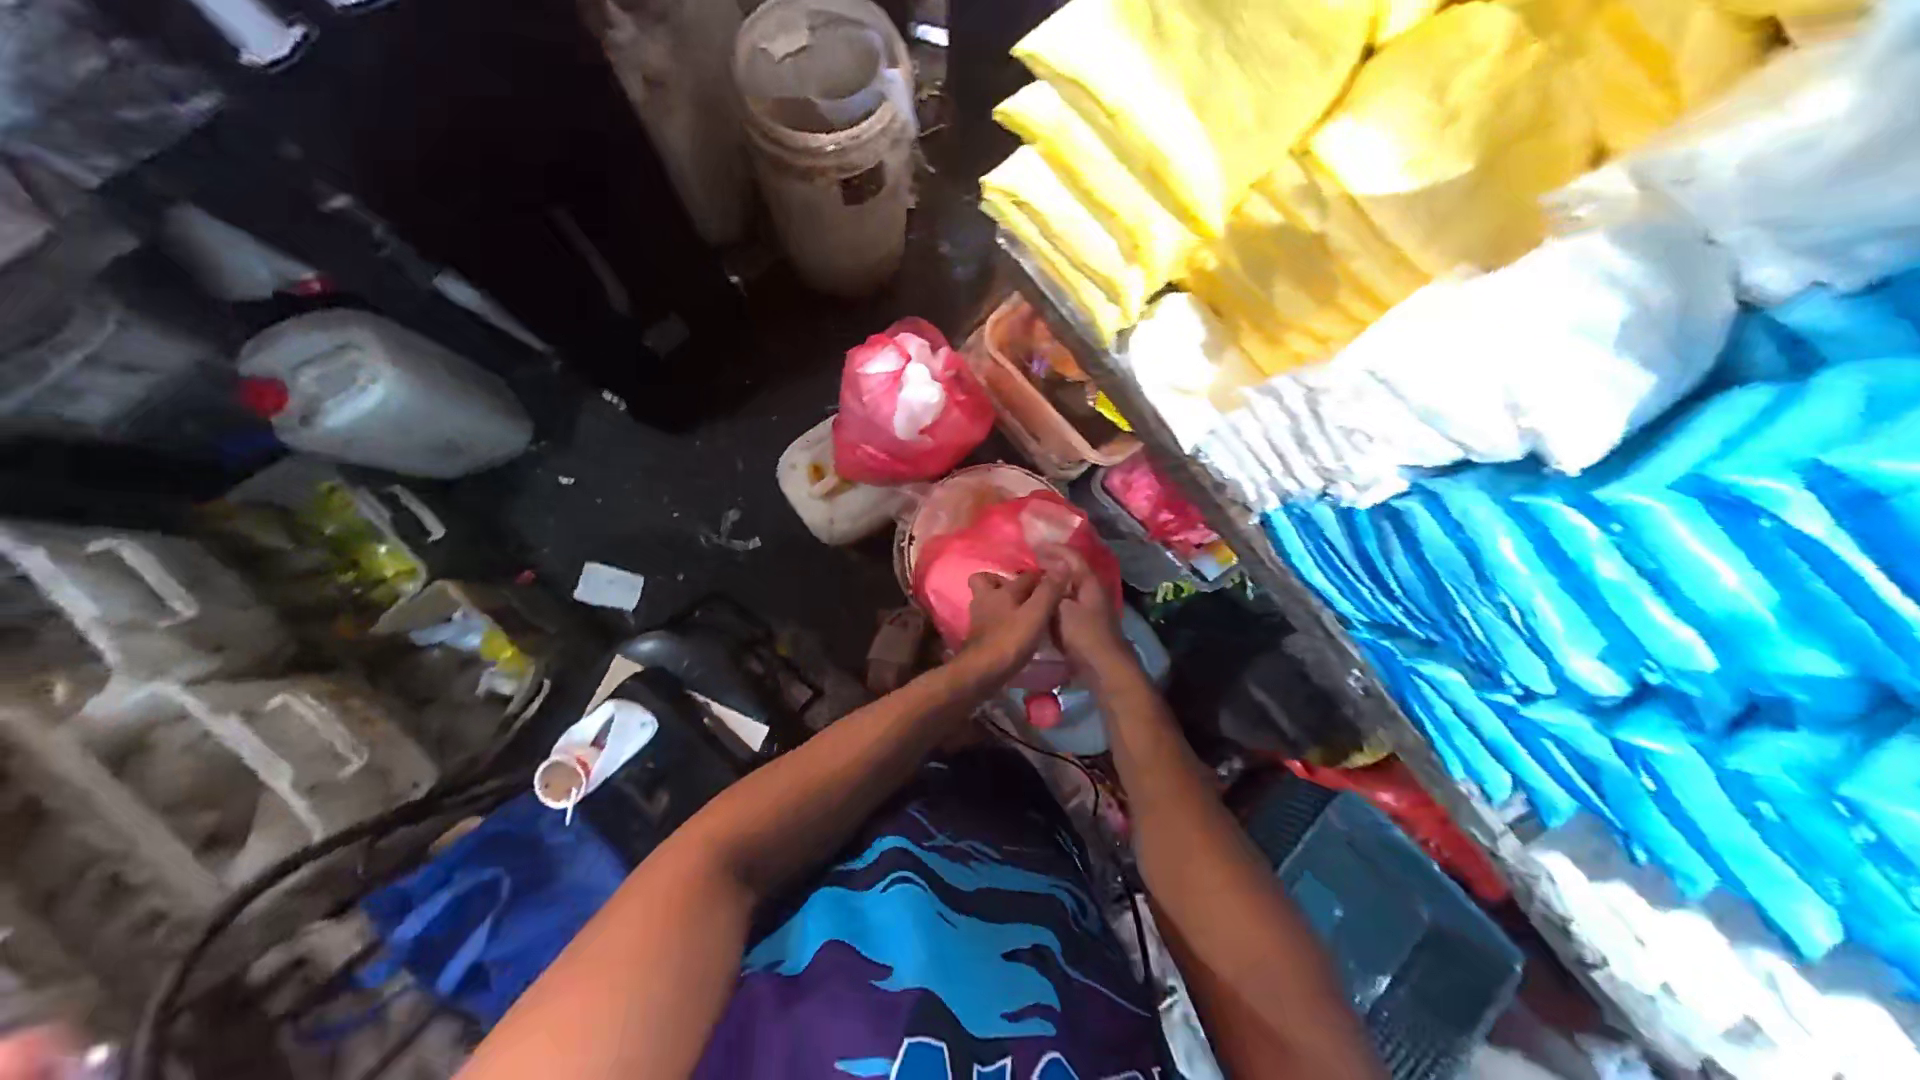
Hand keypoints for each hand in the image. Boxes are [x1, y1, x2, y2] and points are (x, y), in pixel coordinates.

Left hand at [960, 569, 1066, 680]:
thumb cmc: (1010, 640)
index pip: (1024, 575)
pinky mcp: (978, 636)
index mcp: (1000, 590)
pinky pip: (990, 619)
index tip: (1055, 583)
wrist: (981, 673)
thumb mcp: (1035, 614)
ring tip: (1024, 612)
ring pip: (988, 601)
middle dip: (1005, 582)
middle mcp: (985, 599)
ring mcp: (979, 618)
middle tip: (1027, 594)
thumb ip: (1048, 591)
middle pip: (989, 581)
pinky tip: (1015, 630)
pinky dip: (1001, 620)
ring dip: (1003, 603)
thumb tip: (1062, 564)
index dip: (1040, 576)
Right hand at [1038, 545, 1131, 674]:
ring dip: (1051, 584)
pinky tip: (1040, 605)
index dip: (1053, 549)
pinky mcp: (1085, 623)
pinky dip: (1053, 601)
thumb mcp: (1063, 609)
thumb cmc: (1083, 635)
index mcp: (1089, 581)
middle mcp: (1092, 590)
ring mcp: (1090, 608)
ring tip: (1030, 583)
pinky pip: (1066, 605)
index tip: (1033, 547)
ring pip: (1068, 589)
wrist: (1103, 668)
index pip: (1071, 556)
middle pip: (1070, 571)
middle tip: (1028, 564)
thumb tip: (1044, 576)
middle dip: (1050, 565)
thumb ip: (1053, 589)